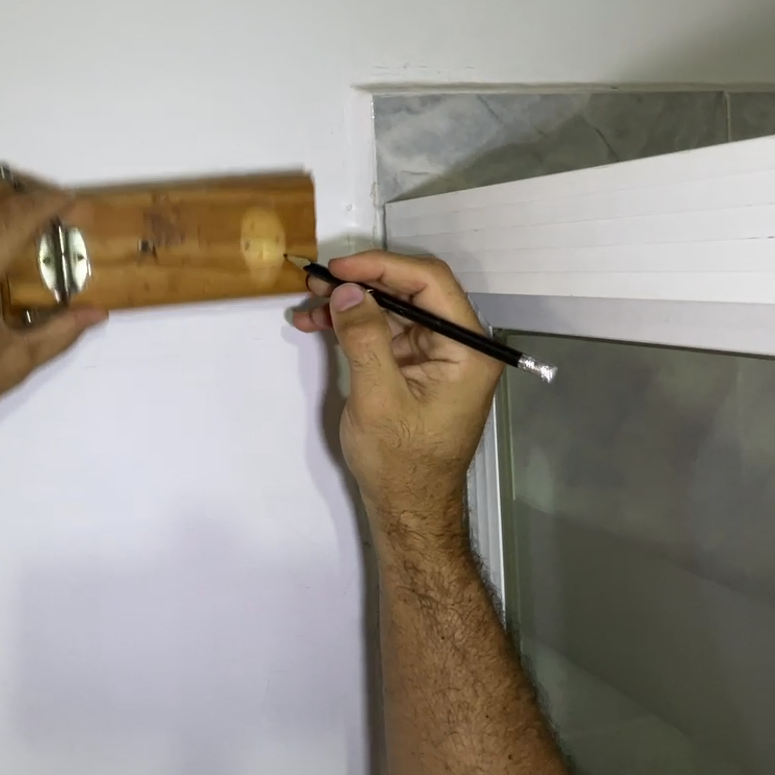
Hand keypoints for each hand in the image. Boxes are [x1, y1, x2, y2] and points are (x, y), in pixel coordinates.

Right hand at [290, 251, 501, 538]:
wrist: (405, 507)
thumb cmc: (401, 461)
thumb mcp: (379, 398)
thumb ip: (366, 339)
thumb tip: (348, 291)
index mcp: (466, 349)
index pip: (430, 284)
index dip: (383, 267)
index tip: (339, 269)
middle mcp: (455, 344)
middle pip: (409, 291)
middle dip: (361, 283)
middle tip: (316, 282)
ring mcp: (432, 355)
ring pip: (390, 309)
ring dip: (349, 304)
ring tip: (308, 303)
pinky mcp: (410, 366)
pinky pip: (380, 332)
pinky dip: (348, 326)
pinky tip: (316, 325)